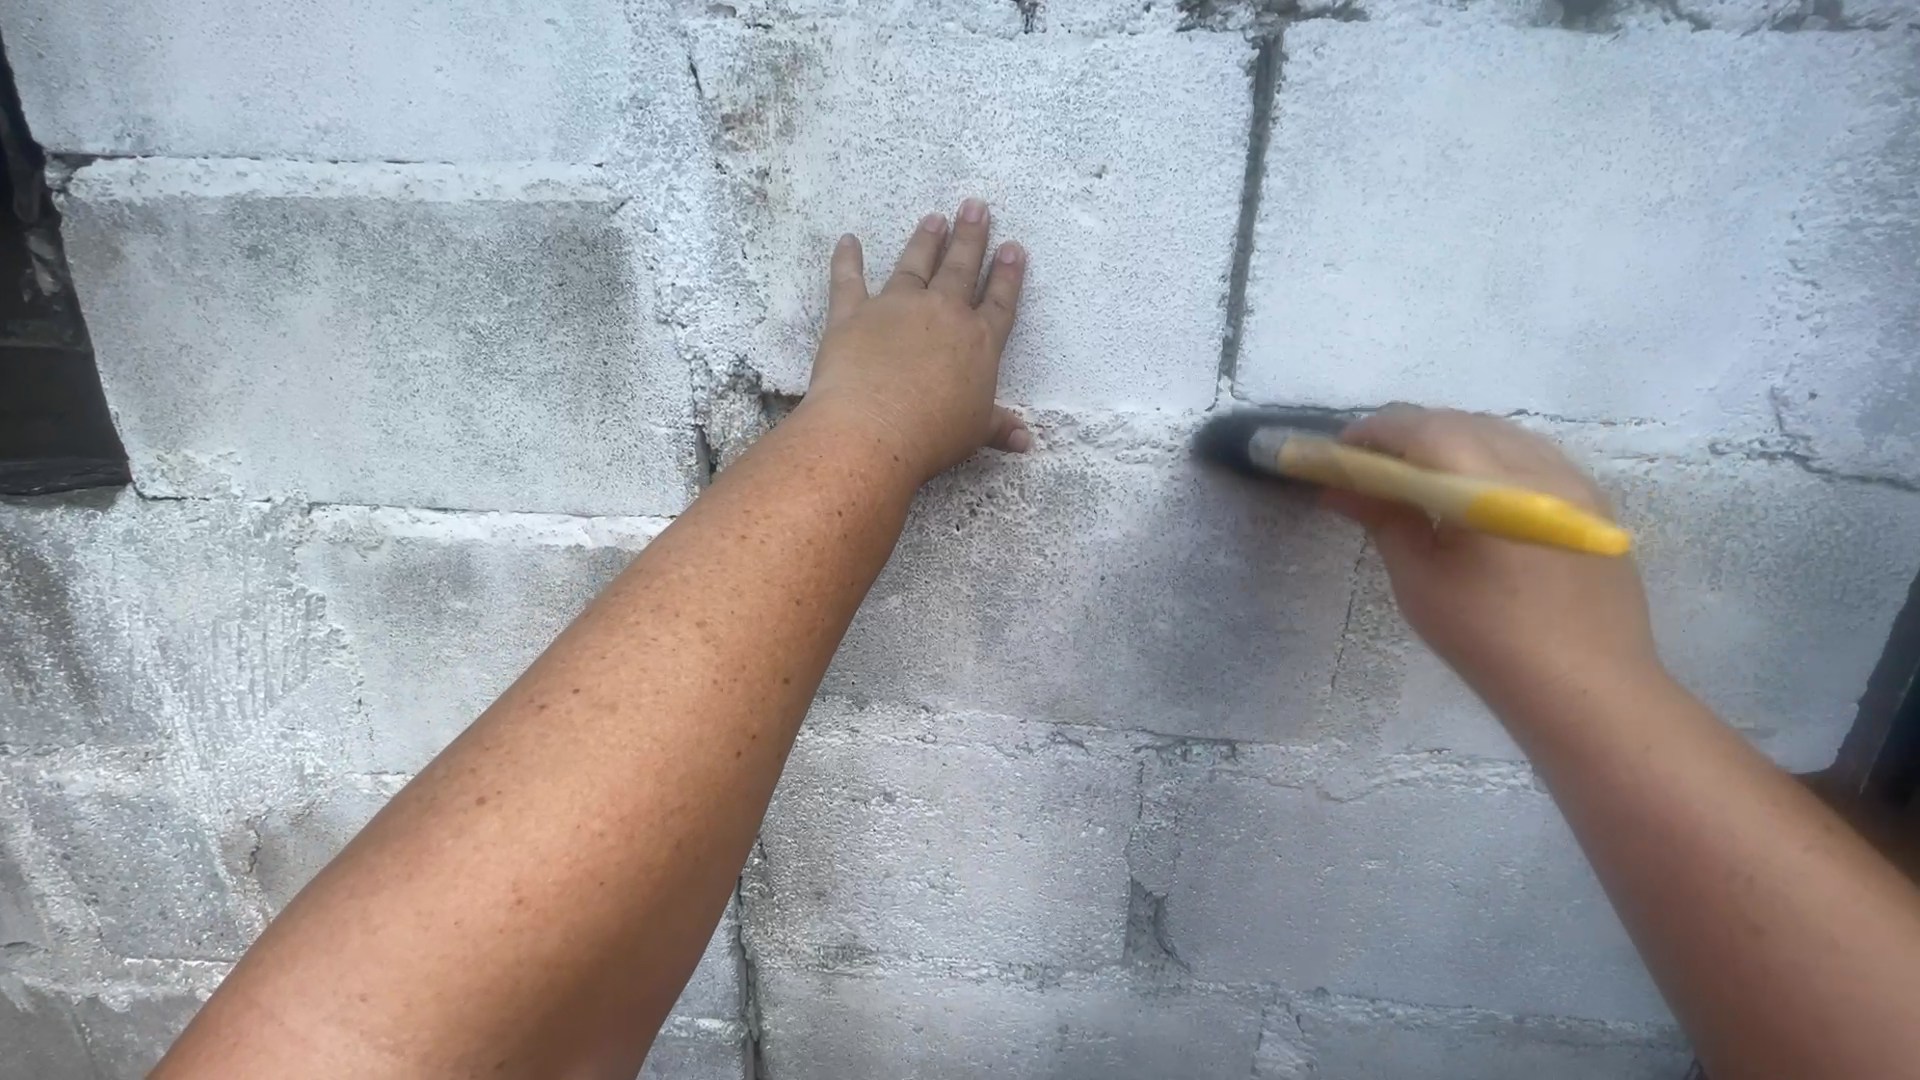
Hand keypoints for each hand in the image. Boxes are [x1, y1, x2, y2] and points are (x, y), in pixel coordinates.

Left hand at [800, 199, 1030, 484]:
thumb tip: (1025, 441)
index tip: (1012, 248)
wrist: (875, 429)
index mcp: (978, 342)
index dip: (1007, 275)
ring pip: (914, 264)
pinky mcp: (853, 314)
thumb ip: (999, 427)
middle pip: (960, 268)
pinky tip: (847, 241)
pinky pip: (849, 280)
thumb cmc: (933, 435)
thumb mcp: (975, 432)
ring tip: (934, 217)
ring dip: (925, 239)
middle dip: (970, 236)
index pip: (999, 302)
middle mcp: (942, 314)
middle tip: (975, 205)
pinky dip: (846, 259)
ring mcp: (896, 308)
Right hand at [1322, 406, 1662, 710]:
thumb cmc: (1486, 639)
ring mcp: (1574, 481)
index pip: (1423, 431)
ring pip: (1498, 431)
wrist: (1585, 688)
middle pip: (1460, 422)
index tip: (1338, 452)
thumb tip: (1337, 489)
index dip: (1374, 432)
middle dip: (1406, 433)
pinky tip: (1465, 489)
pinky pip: (1529, 453)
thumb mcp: (1419, 579)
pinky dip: (1484, 454)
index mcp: (1491, 490)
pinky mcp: (1591, 499)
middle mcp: (1540, 469)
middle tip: (1367, 466)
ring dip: (1446, 439)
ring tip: (1413, 474)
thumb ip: (1383, 519)